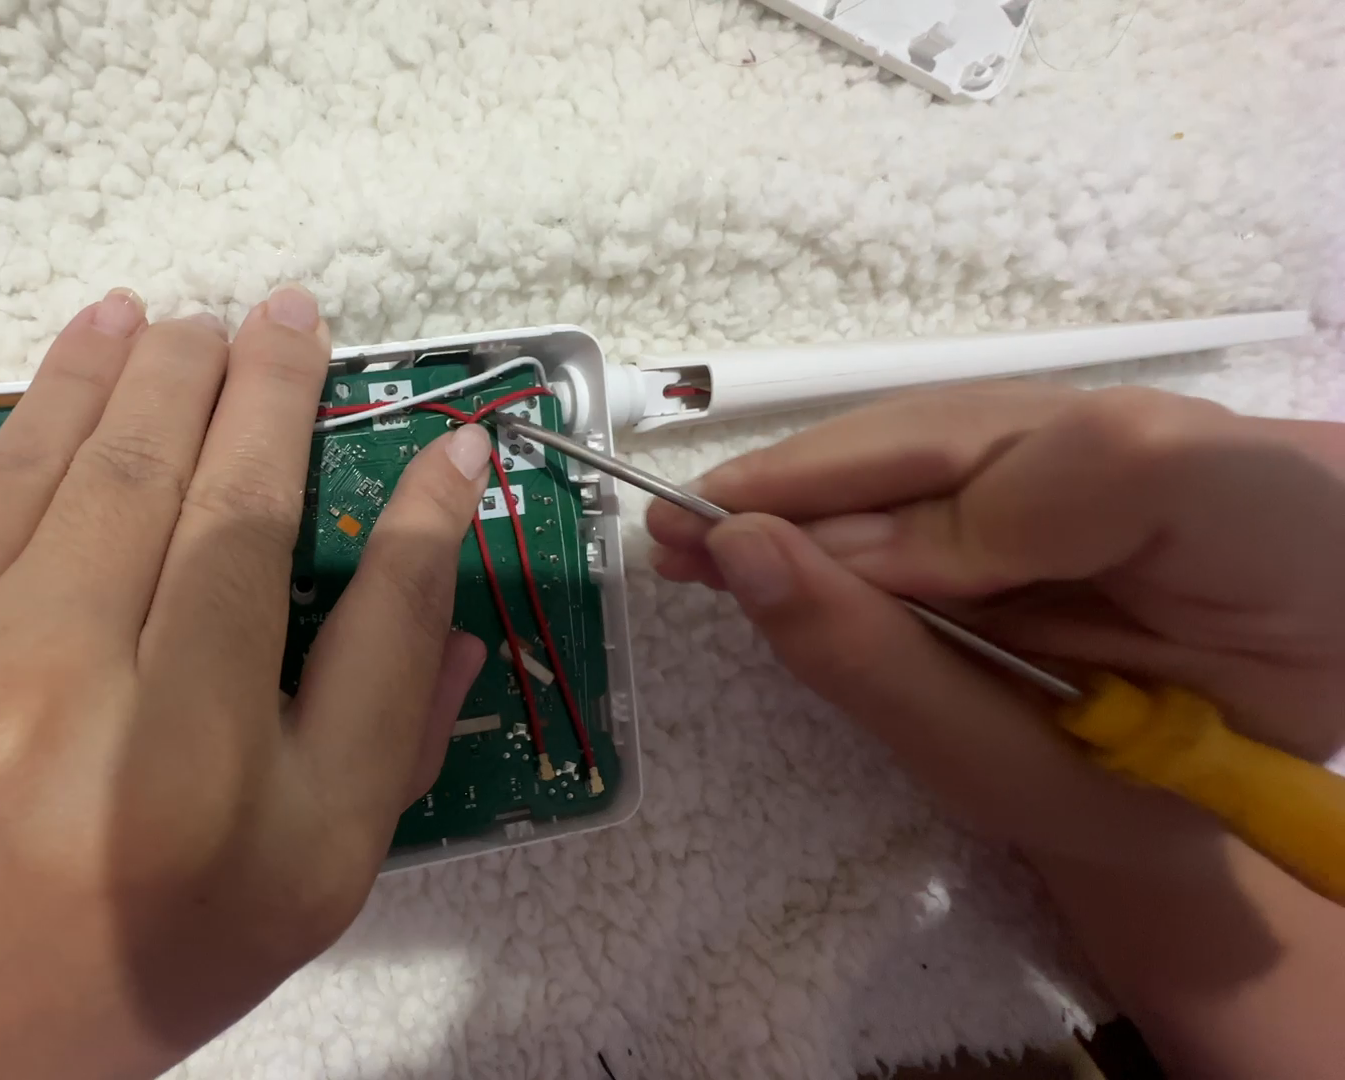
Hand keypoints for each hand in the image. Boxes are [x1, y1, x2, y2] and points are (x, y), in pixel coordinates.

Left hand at [0, 286, 492, 1078]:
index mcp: (277, 837)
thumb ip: (383, 764)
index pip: (386, 628)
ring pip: (126, 468)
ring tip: (207, 318)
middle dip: (280, 394)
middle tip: (296, 315)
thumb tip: (453, 630)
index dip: (431, 520)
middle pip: (246, 515)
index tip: (454, 446)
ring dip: (177, 369)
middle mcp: (162, 745)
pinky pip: (5, 475)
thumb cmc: (82, 984)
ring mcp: (5, 677)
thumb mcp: (277, 912)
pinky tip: (105, 328)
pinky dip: (67, 383)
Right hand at [648, 384, 1344, 872]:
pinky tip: (748, 524)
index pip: (1119, 467)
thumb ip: (868, 655)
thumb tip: (736, 545)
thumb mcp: (989, 761)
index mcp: (1299, 549)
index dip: (943, 517)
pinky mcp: (1055, 437)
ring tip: (696, 539)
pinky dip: (819, 493)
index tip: (823, 579)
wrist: (1160, 773)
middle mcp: (1235, 453)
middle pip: (984, 422)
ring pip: (928, 424)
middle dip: (813, 486)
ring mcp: (1140, 431)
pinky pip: (914, 446)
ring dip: (795, 488)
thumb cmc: (1101, 797)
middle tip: (682, 534)